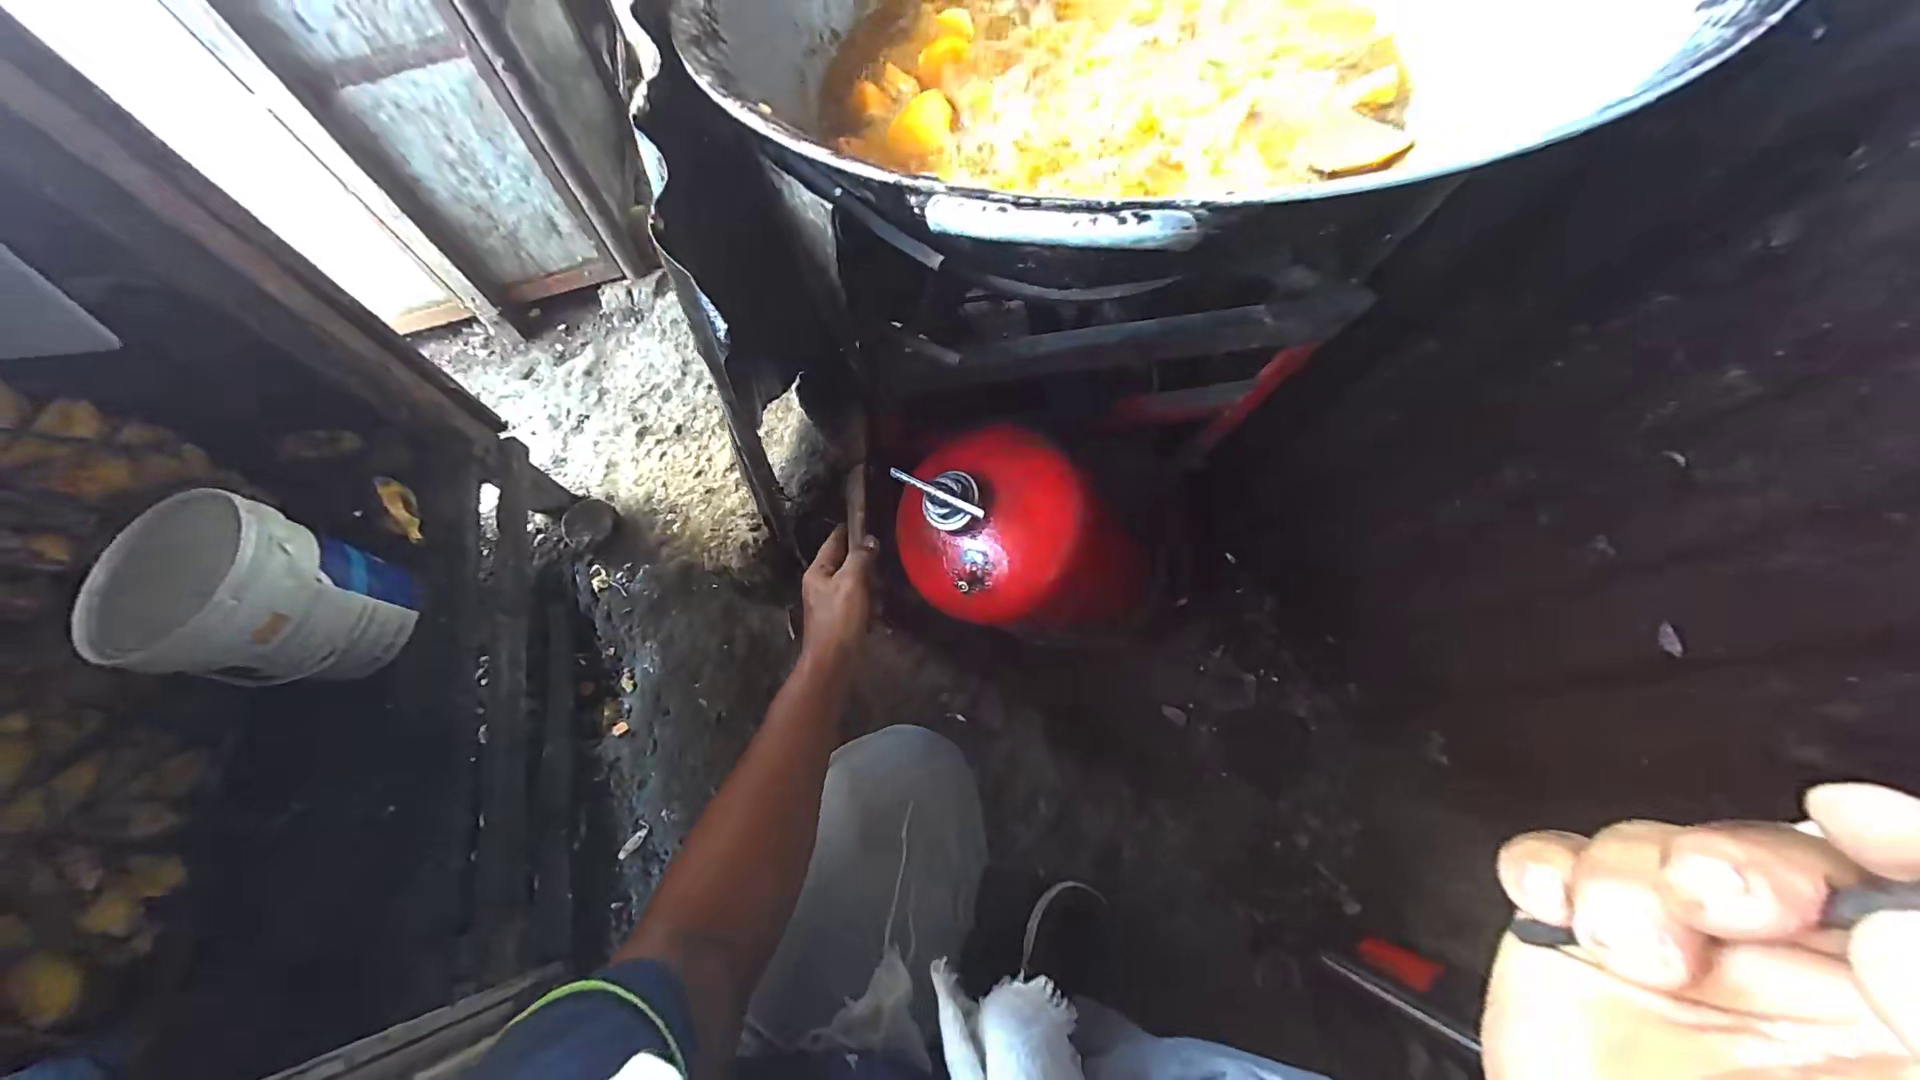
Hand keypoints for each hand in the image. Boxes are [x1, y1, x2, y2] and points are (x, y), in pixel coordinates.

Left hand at [800, 525, 876, 666]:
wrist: (834, 661)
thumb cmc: (840, 619)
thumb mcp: (851, 582)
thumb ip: (860, 558)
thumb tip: (870, 541)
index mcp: (818, 571)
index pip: (834, 540)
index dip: (851, 531)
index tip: (870, 524)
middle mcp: (822, 583)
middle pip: (849, 562)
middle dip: (867, 568)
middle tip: (878, 576)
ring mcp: (832, 601)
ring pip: (858, 583)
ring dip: (872, 590)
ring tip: (876, 602)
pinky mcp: (843, 618)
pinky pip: (861, 603)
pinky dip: (870, 607)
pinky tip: (875, 617)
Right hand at [1484, 783, 1919, 1078]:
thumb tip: (1898, 928)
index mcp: (1894, 1007)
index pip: (1907, 889)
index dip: (1897, 841)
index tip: (1855, 814)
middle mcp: (1791, 971)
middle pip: (1762, 851)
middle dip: (1732, 858)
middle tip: (1720, 899)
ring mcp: (1669, 950)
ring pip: (1644, 845)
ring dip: (1624, 877)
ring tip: (1628, 946)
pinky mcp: (1566, 942)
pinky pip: (1544, 862)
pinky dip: (1539, 866)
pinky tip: (1551, 905)